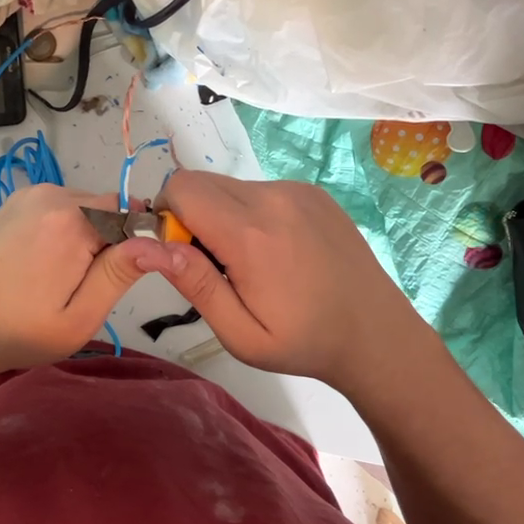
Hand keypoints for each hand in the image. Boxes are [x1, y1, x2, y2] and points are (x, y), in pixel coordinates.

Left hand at [0, 184, 170, 375]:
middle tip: (83, 285)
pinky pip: (58, 207)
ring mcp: (29, 195)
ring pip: (83, 206)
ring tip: (59, 277)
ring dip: (85, 235)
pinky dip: (62, 230)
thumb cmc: (21, 331)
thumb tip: (158, 241)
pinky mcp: (14, 203)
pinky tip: (43, 263)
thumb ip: (119, 274)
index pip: (131, 213)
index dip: (134, 244)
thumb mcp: (80, 316)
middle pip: (106, 207)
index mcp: (72, 219)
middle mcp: (51, 194)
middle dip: (107, 240)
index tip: (117, 278)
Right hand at [148, 171, 430, 383]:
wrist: (376, 333)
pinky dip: (250, 213)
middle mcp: (273, 199)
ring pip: (229, 186)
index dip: (166, 216)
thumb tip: (147, 247)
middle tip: (212, 262)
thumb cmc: (303, 342)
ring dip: (221, 215)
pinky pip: (259, 190)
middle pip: (200, 182)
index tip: (180, 254)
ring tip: (248, 262)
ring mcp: (296, 191)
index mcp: (251, 235)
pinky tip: (275, 251)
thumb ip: (194, 284)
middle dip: (189, 215)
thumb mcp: (240, 333)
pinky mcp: (312, 192)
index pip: (181, 190)